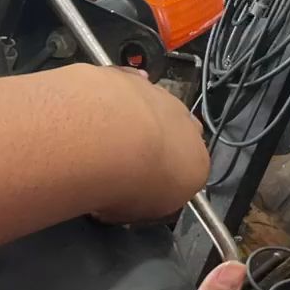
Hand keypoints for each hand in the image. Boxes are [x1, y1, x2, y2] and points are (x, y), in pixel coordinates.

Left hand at [74, 66, 209, 223]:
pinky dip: (111, 93)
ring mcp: (159, 97)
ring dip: (127, 120)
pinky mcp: (129, 77)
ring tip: (96, 139)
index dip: (159, 180)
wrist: (107, 141)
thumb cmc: (128, 184)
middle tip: (117, 163)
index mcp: (196, 165)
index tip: (134, 188)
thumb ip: (138, 205)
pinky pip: (123, 83)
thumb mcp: (136, 213)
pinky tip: (93, 105)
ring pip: (148, 107)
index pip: (185, 174)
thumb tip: (121, 205)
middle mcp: (186, 126)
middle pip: (171, 135)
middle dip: (148, 146)